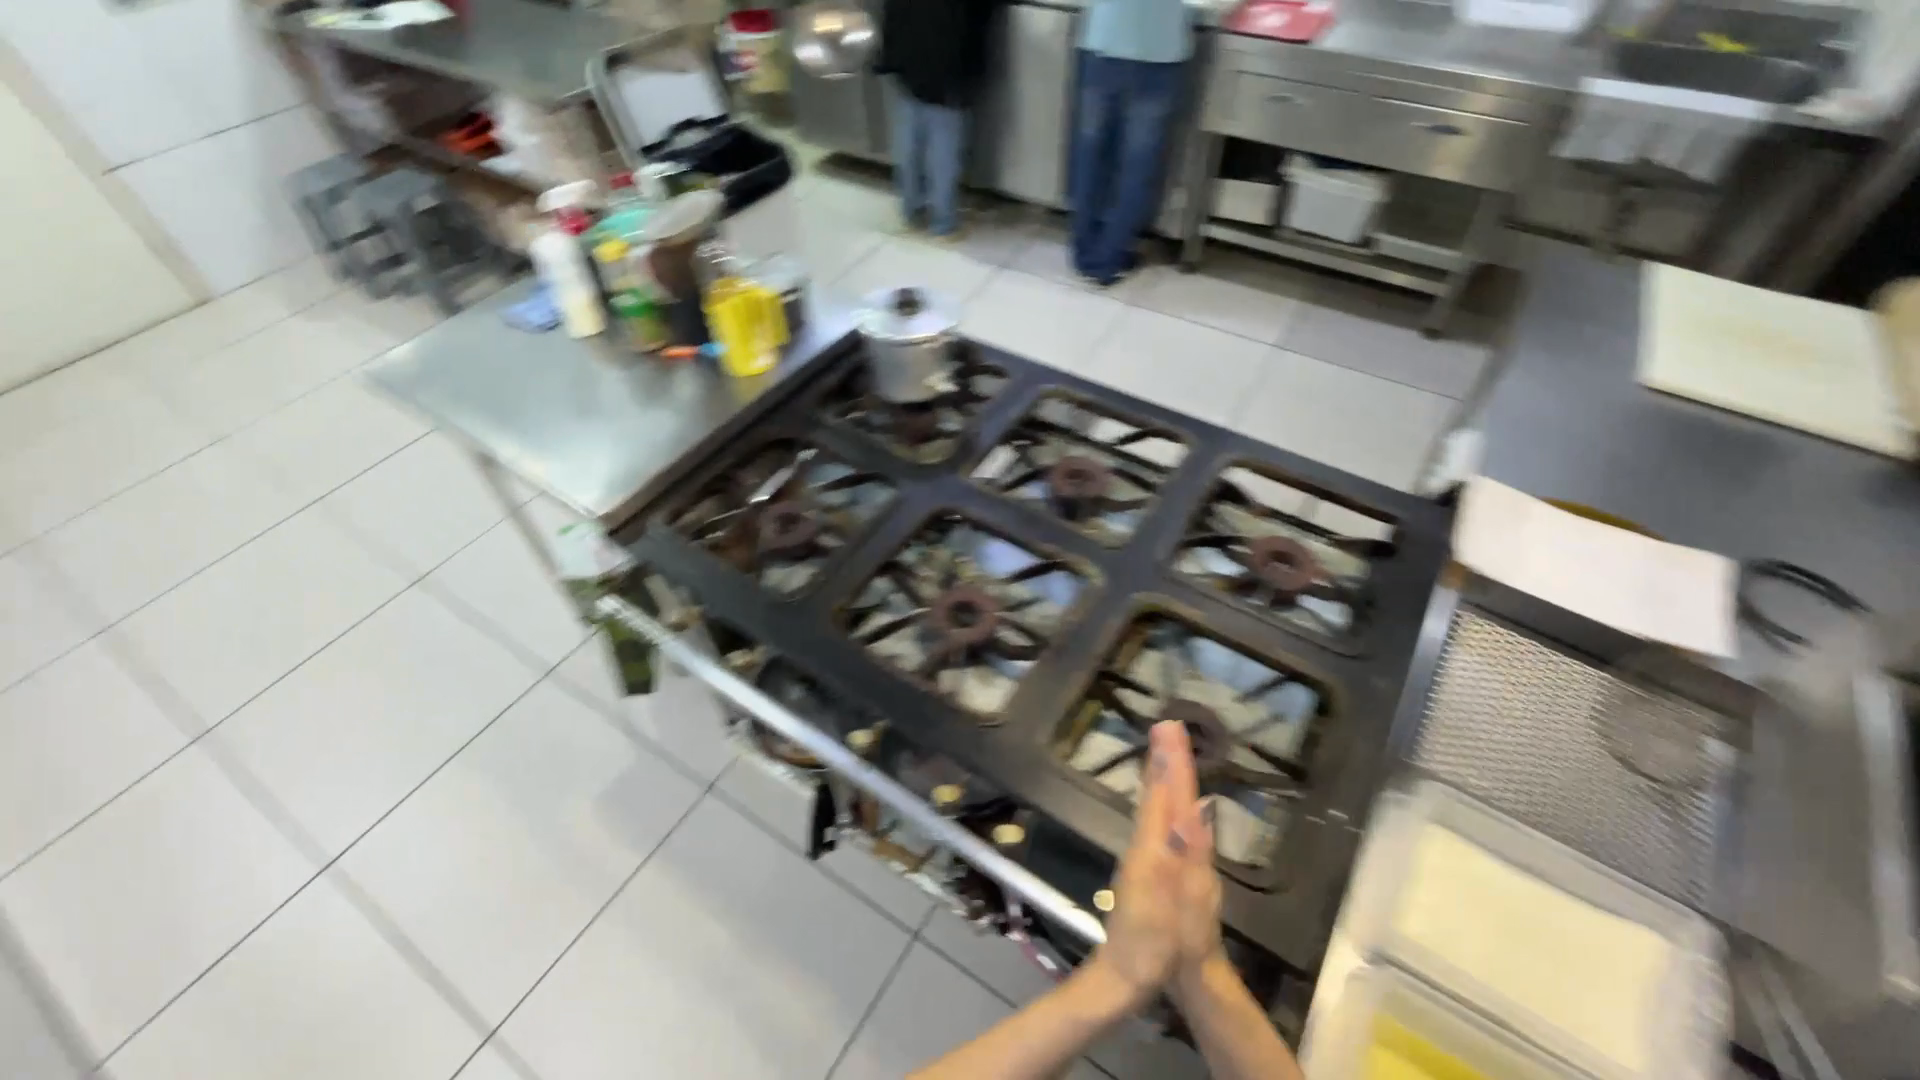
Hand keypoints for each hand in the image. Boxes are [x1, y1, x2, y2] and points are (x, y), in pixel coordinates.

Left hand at [1087, 721, 1218, 1007]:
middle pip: (1156, 795)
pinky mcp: (1144, 871)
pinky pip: (1153, 824)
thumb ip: (1187, 854)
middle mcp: (1143, 846)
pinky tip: (1166, 800)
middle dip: (1163, 760)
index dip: (1171, 762)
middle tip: (1166, 725)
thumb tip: (1193, 808)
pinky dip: (1160, 803)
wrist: (1127, 973)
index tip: (1170, 728)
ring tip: (1164, 749)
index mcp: (1153, 849)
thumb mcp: (1179, 903)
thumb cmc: (1159, 942)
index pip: (1165, 796)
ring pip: (1152, 808)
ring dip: (1160, 776)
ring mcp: (1141, 858)